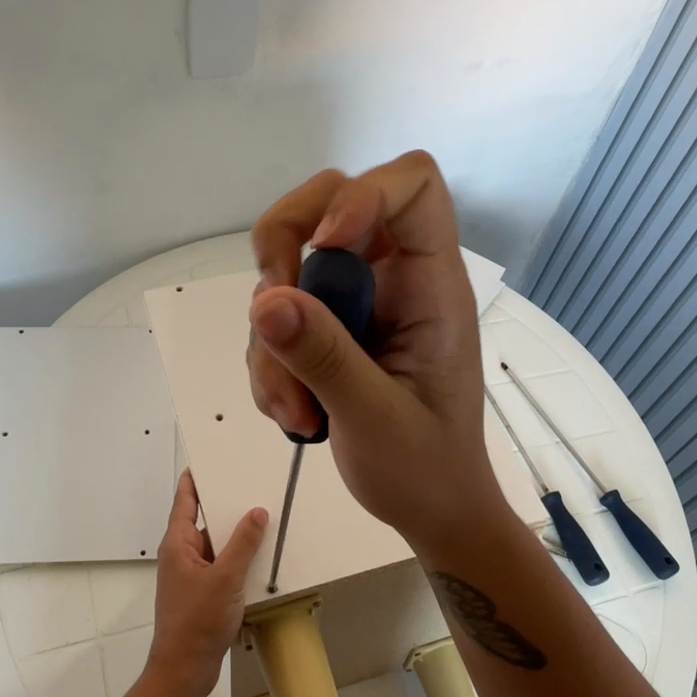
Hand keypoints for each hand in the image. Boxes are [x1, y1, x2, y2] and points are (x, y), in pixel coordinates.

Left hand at [145, 470, 266, 696]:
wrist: (184, 670)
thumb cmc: (198, 621)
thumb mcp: (226, 578)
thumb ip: (243, 543)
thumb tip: (257, 512)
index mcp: (177, 543)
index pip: (186, 500)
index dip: (197, 477)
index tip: (211, 457)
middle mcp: (181, 555)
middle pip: (204, 520)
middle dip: (227, 504)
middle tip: (252, 483)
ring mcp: (190, 576)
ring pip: (216, 545)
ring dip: (236, 536)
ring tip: (265, 517)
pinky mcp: (201, 594)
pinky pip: (221, 567)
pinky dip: (238, 560)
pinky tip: (261, 558)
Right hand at [246, 151, 508, 545]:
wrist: (429, 511)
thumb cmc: (426, 470)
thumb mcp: (376, 419)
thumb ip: (325, 358)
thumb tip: (265, 302)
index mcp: (431, 285)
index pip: (414, 186)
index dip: (362, 196)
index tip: (323, 251)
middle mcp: (392, 279)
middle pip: (327, 204)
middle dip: (283, 256)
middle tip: (270, 321)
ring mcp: (357, 304)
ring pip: (290, 269)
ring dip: (273, 340)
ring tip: (296, 411)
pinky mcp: (328, 331)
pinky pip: (278, 317)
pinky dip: (270, 364)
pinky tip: (295, 415)